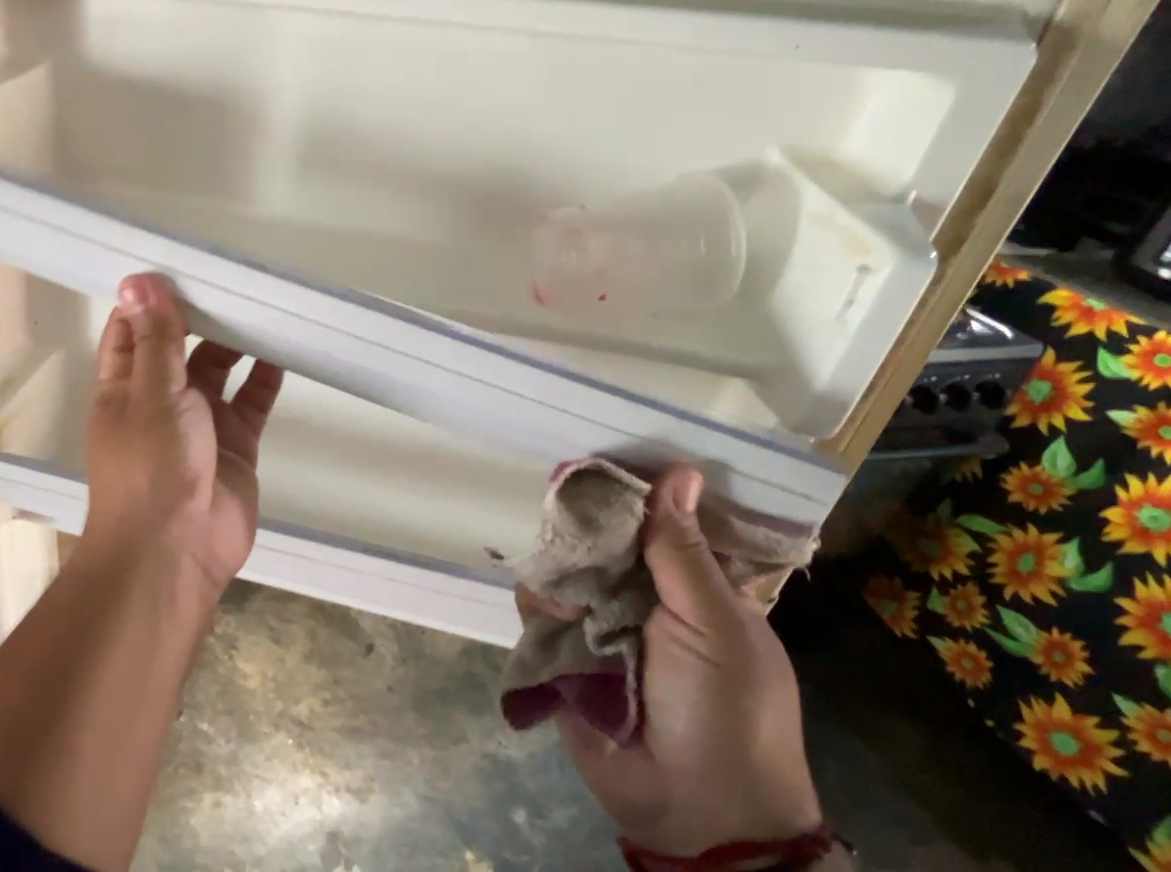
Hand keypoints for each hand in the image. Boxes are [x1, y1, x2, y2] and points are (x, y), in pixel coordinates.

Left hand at [82, 274, 283, 598]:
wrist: (175, 550)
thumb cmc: (150, 467)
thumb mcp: (151, 393)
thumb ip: (155, 338)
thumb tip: (137, 280)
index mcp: (123, 386)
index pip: (132, 330)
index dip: (151, 299)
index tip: (180, 264)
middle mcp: (159, 400)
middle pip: (180, 346)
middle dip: (202, 315)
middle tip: (234, 277)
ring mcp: (200, 423)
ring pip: (220, 370)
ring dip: (236, 342)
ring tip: (263, 306)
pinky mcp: (235, 444)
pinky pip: (252, 402)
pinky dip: (265, 378)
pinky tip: (283, 350)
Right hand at [558, 465, 822, 859]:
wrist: (695, 809)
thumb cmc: (727, 707)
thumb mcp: (716, 622)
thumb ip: (682, 551)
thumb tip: (678, 470)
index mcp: (693, 588)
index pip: (658, 523)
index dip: (634, 491)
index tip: (604, 456)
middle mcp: (643, 599)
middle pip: (603, 542)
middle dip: (584, 524)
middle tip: (563, 493)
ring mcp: (599, 627)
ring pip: (565, 573)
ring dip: (560, 566)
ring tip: (560, 561)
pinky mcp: (561, 656)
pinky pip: (538, 615)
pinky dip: (538, 605)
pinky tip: (546, 607)